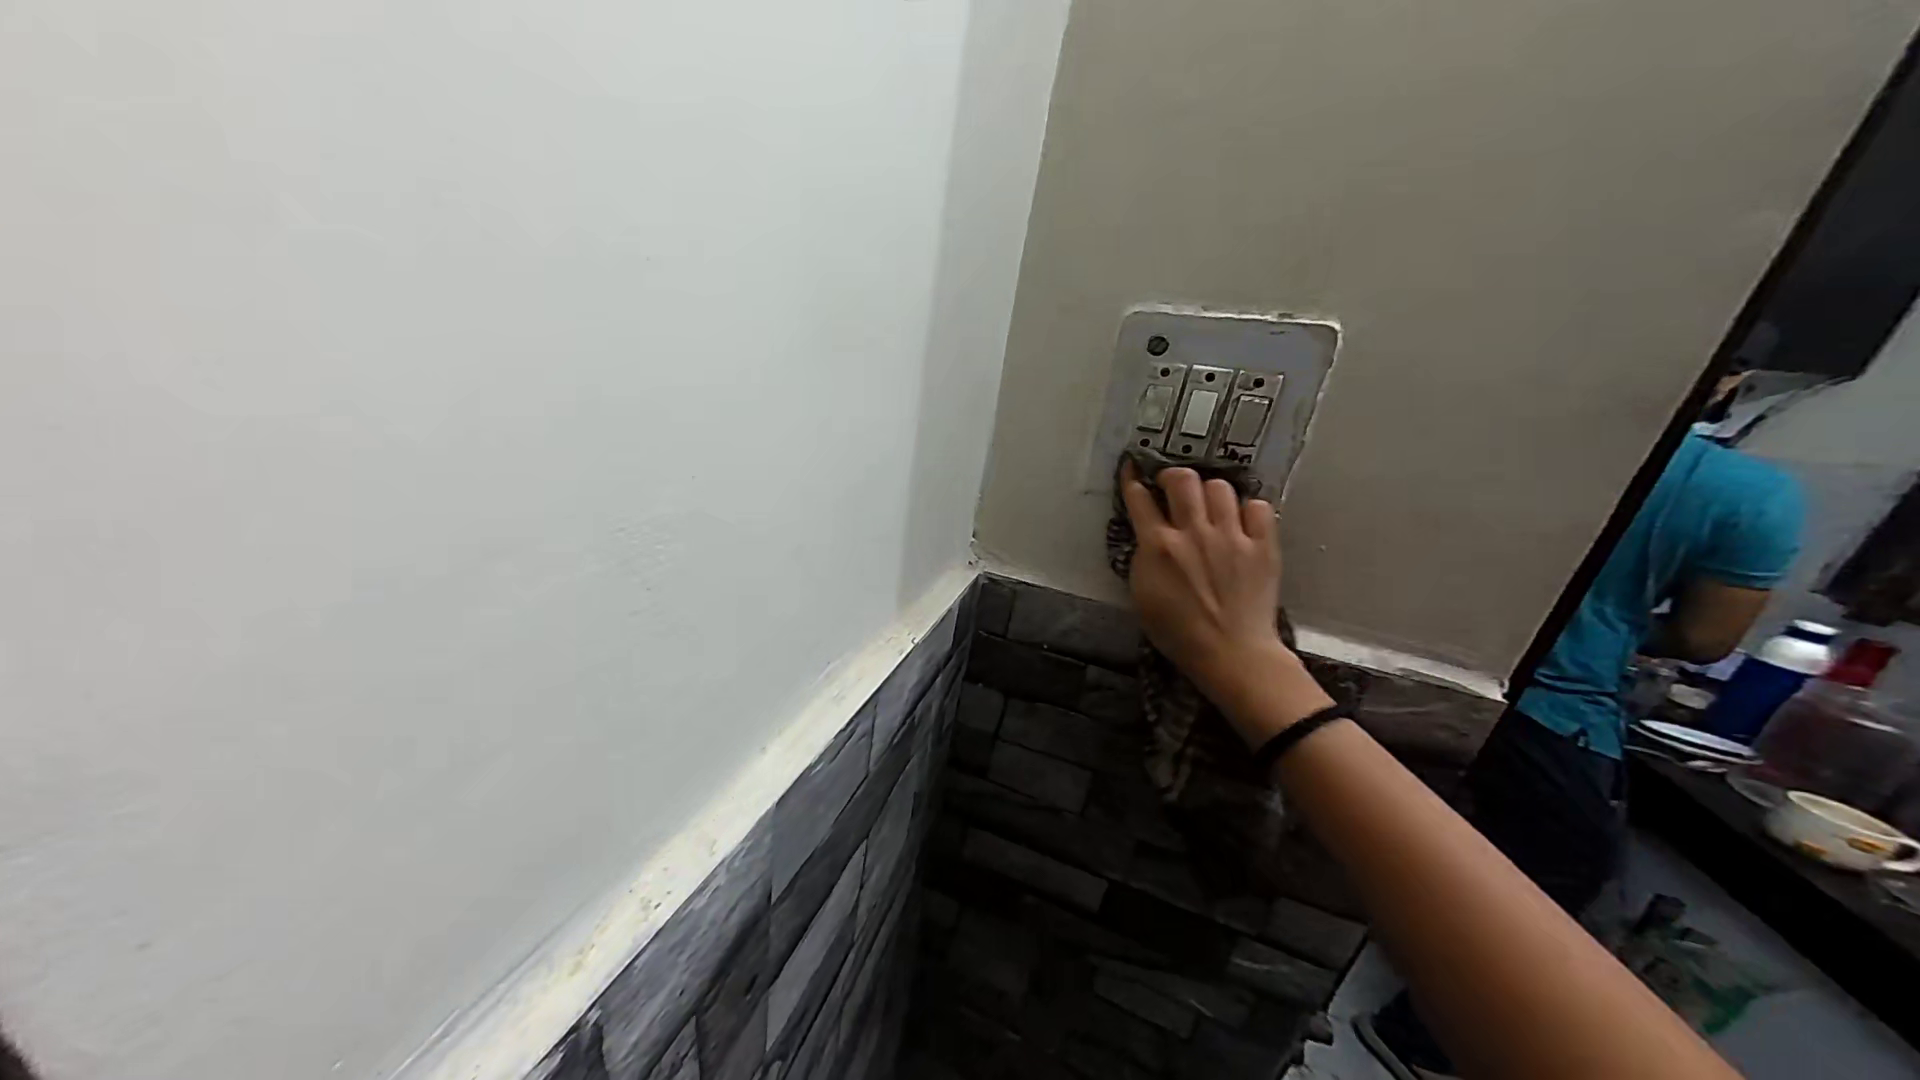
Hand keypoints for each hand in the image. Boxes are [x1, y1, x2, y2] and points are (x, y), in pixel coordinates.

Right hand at [1120, 463, 1306, 723]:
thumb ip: (1143, 557)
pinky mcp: (1263, 545)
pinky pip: (1258, 507)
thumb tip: (1148, 533)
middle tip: (1173, 487)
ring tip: (1210, 507)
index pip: (1140, 499)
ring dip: (1210, 493)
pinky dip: (1248, 510)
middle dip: (1173, 476)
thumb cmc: (1178, 633)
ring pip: (1220, 487)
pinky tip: (1241, 523)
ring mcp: (1231, 537)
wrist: (1231, 654)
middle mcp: (1194, 533)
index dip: (1133, 480)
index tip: (1133, 470)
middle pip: (1182, 480)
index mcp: (1158, 547)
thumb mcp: (1142, 595)